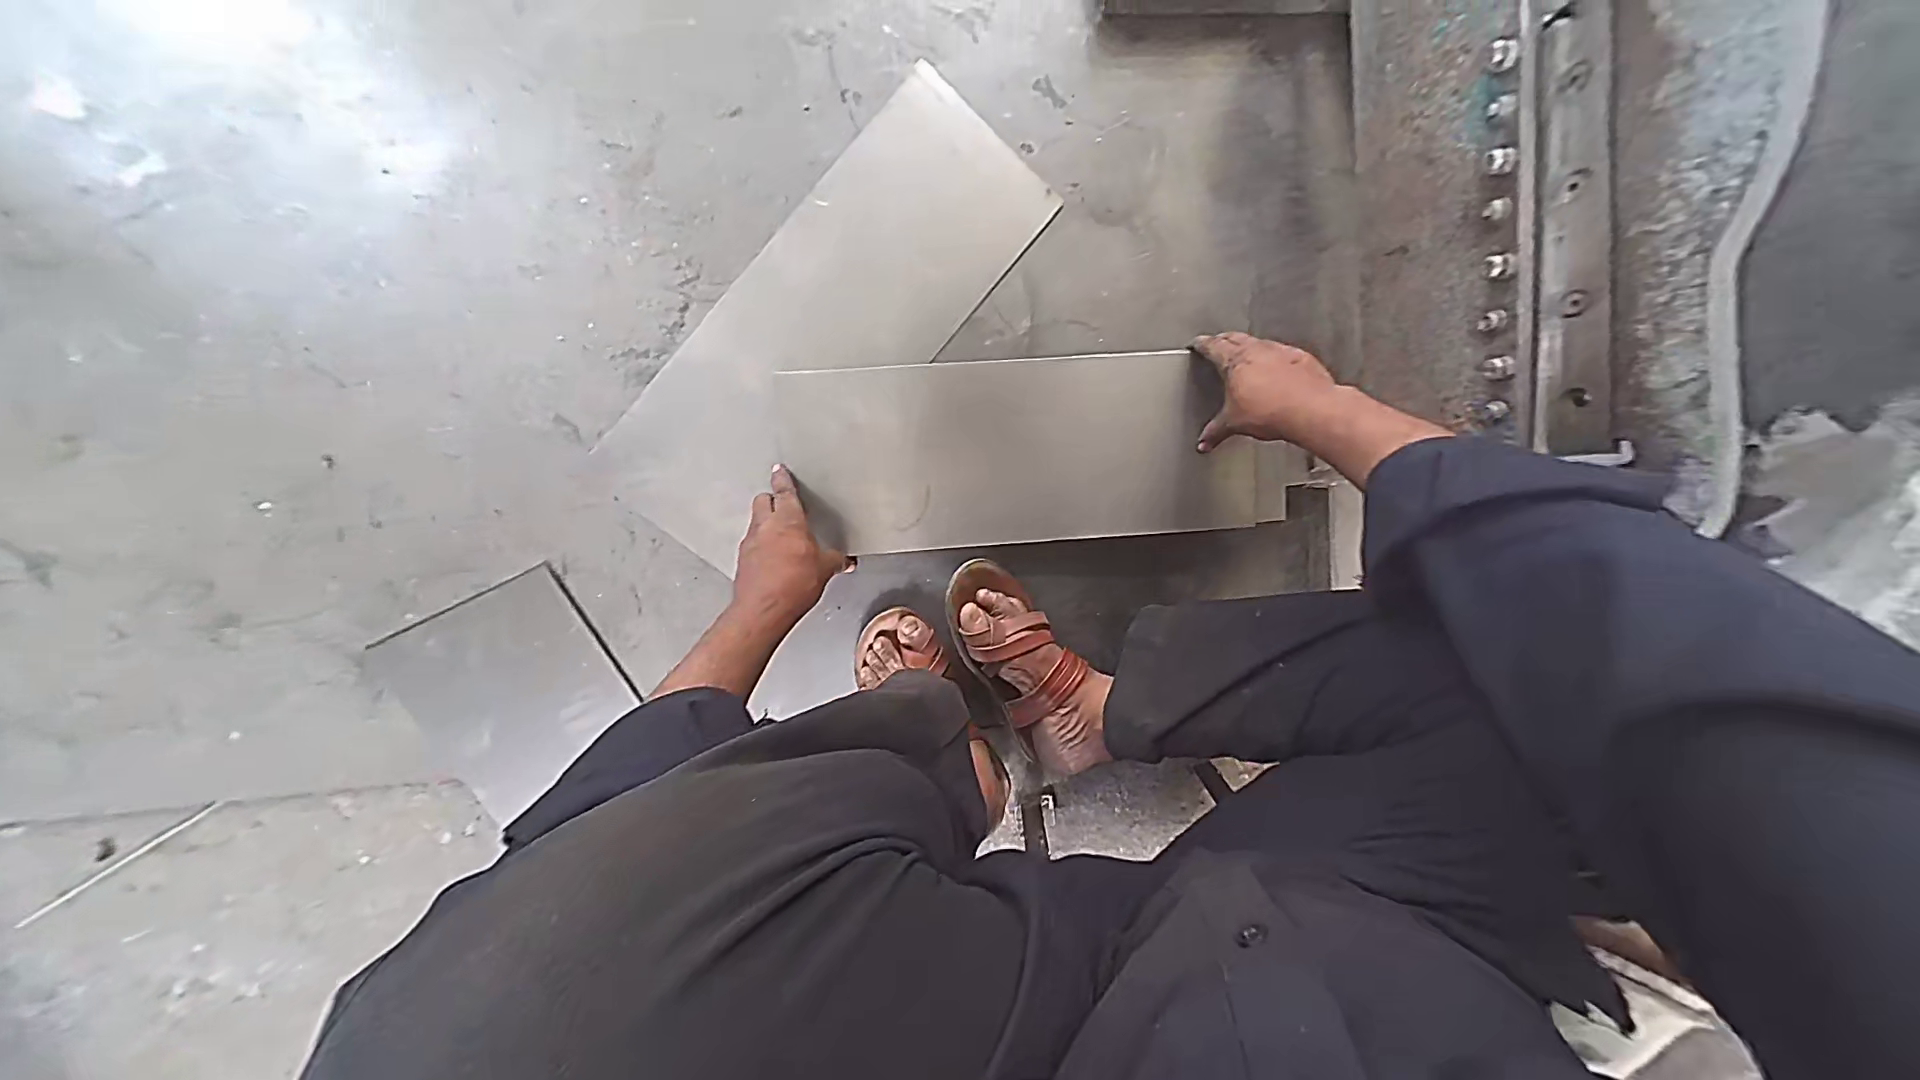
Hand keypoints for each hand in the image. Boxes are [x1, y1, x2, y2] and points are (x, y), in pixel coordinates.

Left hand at [732, 465, 851, 623]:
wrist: (764, 610)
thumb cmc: (792, 585)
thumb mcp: (825, 569)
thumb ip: (835, 560)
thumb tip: (844, 560)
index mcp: (788, 521)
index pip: (784, 492)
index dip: (783, 479)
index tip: (780, 471)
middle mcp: (765, 527)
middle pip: (763, 500)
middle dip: (772, 499)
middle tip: (782, 503)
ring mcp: (750, 543)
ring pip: (756, 522)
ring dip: (766, 524)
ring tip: (781, 536)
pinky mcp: (743, 560)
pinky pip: (752, 544)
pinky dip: (761, 546)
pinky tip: (772, 559)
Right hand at [1191, 332, 1339, 452]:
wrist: (1310, 410)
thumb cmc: (1272, 411)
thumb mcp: (1233, 424)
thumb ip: (1215, 431)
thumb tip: (1205, 441)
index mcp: (1234, 361)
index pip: (1213, 347)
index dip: (1202, 344)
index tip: (1198, 343)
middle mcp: (1257, 351)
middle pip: (1235, 338)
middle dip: (1224, 340)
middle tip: (1218, 343)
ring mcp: (1281, 352)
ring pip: (1259, 343)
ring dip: (1250, 347)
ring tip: (1246, 357)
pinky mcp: (1301, 358)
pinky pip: (1283, 353)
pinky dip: (1275, 358)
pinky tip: (1277, 371)